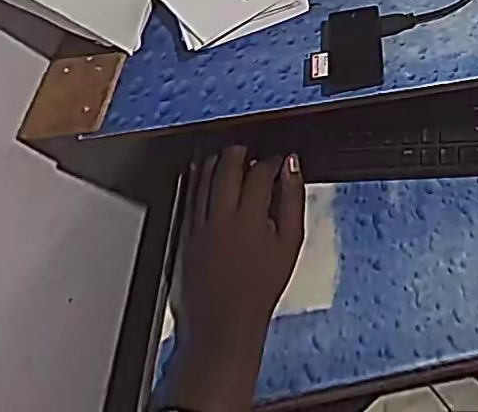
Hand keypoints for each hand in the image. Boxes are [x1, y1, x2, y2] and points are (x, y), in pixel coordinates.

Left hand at [160, 145, 303, 411]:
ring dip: (218, 161)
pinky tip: (207, 176)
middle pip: (227, 165)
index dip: (272, 160)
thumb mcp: (290, 243)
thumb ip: (293, 199)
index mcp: (250, 219)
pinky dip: (198, 179)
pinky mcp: (184, 233)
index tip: (278, 161)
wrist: (223, 325)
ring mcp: (199, 225)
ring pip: (204, 176)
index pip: (260, 172)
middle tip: (250, 152)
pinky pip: (190, 195)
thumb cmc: (261, 287)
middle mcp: (221, 217)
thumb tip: (292, 166)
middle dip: (241, 152)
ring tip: (230, 159)